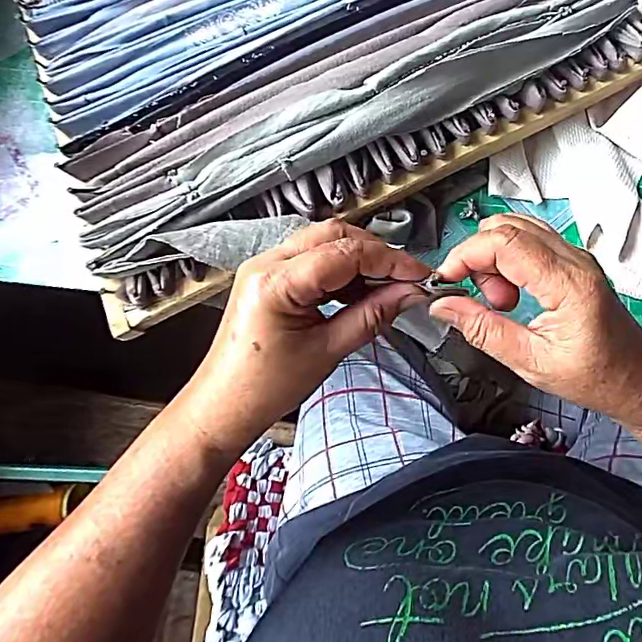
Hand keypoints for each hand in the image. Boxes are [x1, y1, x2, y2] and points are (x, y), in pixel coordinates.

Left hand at [178, 221, 430, 456]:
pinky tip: (359, 290)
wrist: (223, 407)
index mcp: (276, 282)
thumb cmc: (262, 387)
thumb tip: (408, 293)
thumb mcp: (329, 350)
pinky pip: (314, 256)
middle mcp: (266, 263)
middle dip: (377, 253)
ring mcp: (265, 266)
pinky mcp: (269, 275)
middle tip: (406, 278)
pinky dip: (343, 267)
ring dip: (361, 258)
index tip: (418, 274)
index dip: (390, 261)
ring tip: (385, 287)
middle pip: (336, 235)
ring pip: (326, 241)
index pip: (347, 253)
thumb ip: (374, 315)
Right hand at [430, 214, 641, 431]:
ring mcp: (575, 257)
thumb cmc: (599, 376)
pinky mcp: (571, 262)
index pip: (504, 241)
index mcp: (569, 283)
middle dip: (476, 257)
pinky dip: (507, 261)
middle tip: (475, 297)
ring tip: (499, 302)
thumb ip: (484, 330)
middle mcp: (574, 260)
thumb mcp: (531, 362)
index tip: (448, 279)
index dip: (466, 254)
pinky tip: (512, 294)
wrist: (637, 379)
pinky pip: (528, 242)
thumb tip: (446, 307)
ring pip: (515, 229)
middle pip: (506, 227)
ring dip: (492, 258)